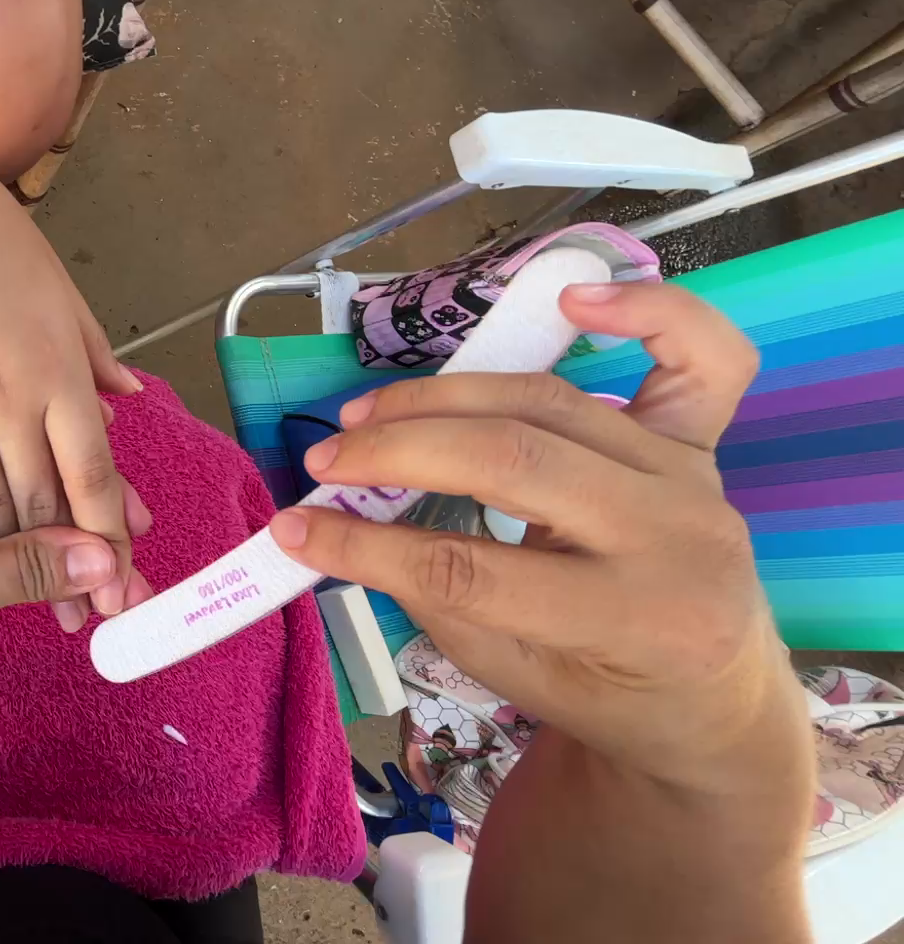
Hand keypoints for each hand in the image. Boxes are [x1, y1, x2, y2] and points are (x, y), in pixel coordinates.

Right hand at [0, 180, 151, 630]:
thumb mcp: (57, 288)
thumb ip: (92, 354)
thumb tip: (129, 403)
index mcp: (56, 366)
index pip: (90, 469)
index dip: (109, 533)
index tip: (122, 582)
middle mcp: (8, 396)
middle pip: (42, 499)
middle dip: (68, 568)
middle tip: (84, 618)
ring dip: (14, 556)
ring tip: (35, 604)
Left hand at [0, 451, 151, 706]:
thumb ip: (20, 567)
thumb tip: (105, 557)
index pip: (22, 453)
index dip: (82, 484)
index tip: (130, 522)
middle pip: (42, 487)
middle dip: (95, 524)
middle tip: (138, 562)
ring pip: (45, 525)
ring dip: (89, 557)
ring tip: (131, 594)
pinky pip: (34, 558)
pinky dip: (68, 578)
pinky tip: (99, 600)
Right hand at [270, 282, 808, 796]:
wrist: (703, 692)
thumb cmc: (588, 686)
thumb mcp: (491, 663)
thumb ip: (416, 585)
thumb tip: (322, 522)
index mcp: (630, 619)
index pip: (465, 567)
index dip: (361, 546)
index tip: (290, 529)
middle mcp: (675, 535)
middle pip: (509, 461)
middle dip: (394, 453)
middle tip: (324, 460)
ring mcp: (691, 477)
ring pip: (544, 402)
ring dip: (437, 397)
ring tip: (365, 413)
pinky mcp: (698, 445)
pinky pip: (699, 363)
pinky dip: (650, 314)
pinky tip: (576, 299)